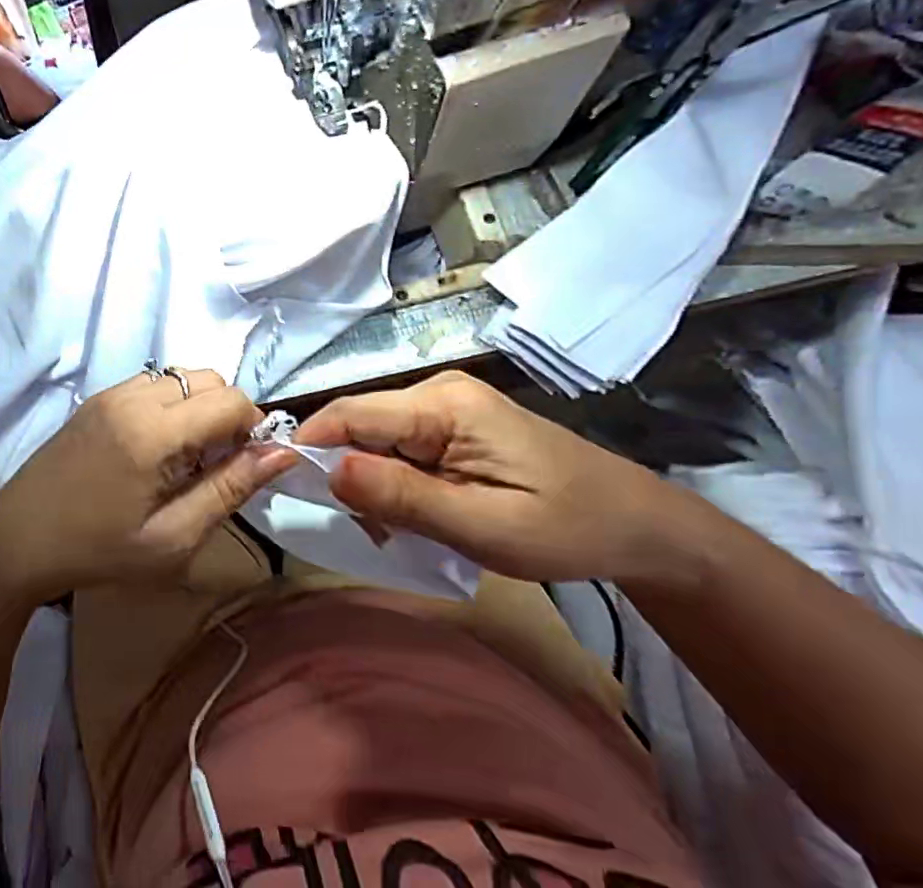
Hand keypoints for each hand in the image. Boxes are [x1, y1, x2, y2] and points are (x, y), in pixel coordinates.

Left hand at [0, 369, 300, 604]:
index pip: (231, 400)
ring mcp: (110, 393)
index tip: (240, 466)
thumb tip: (282, 452)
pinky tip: (154, 447)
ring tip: (183, 457)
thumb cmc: (98, 551)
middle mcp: (133, 397)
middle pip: (209, 379)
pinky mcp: (96, 399)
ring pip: (181, 377)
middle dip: (227, 415)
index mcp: (152, 431)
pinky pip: (151, 383)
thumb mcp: (173, 538)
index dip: (251, 429)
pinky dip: (170, 404)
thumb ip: (230, 488)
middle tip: (212, 464)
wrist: (18, 540)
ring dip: (198, 408)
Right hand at [295, 371, 713, 586]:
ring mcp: (447, 407)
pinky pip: (399, 448)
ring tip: (396, 530)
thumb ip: (404, 496)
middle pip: (358, 425)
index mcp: (445, 405)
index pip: (351, 414)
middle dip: (346, 474)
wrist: (637, 526)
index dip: (310, 446)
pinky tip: (415, 513)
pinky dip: (392, 482)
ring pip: (374, 439)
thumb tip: (328, 470)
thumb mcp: (483, 525)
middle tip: (367, 530)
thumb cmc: (566, 527)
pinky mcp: (453, 426)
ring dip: (370, 483)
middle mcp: (439, 392)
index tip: (285, 488)